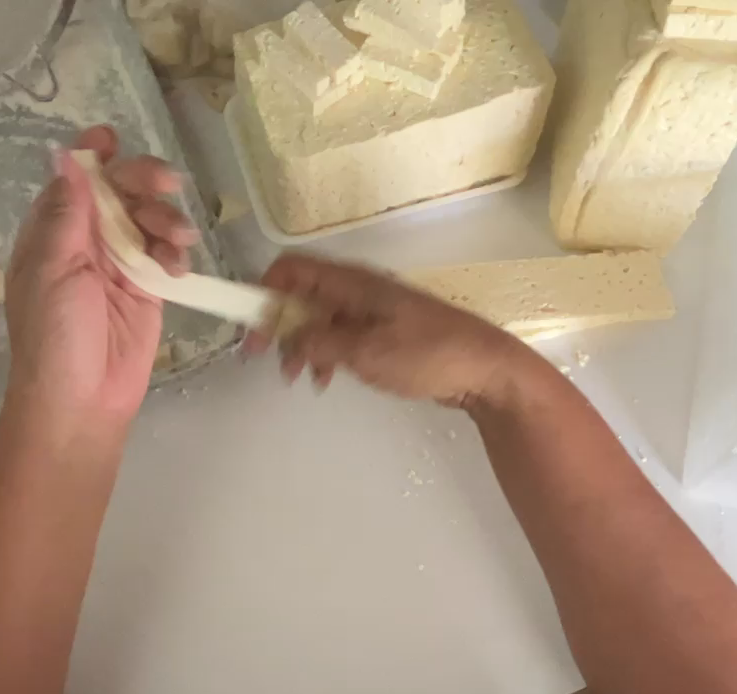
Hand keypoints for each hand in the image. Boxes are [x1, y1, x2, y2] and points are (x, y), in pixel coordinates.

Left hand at [3, 126, 200, 425]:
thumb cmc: (55, 337)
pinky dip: (175, 253)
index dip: (94, 156)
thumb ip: (66, 214)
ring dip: (166, 219)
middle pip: (119, 194)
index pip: (75, 180)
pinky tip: (178, 263)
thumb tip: (68, 157)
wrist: (82, 401)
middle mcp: (87, 243)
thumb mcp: (53, 270)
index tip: (115, 140)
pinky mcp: (149, 293)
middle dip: (143, 181)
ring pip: (148, 222)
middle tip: (168, 183)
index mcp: (53, 232)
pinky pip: (165, 258)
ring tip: (179, 238)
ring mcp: (120, 268)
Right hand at [253, 254, 540, 410]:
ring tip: (301, 379)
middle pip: (299, 297)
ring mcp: (369, 312)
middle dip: (279, 327)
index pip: (290, 270)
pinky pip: (339, 338)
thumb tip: (288, 337)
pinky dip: (324, 356)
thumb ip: (320, 341)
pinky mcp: (380, 334)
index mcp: (351, 284)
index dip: (263, 295)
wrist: (484, 369)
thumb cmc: (428, 354)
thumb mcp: (366, 351)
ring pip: (317, 321)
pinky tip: (326, 380)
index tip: (253, 332)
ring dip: (301, 346)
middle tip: (270, 363)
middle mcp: (356, 291)